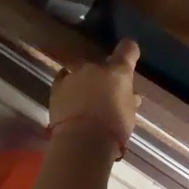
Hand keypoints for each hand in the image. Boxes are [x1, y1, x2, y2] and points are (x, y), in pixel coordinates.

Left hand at [49, 39, 140, 155]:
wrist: (83, 140)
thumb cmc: (115, 128)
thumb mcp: (129, 114)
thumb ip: (128, 100)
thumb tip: (131, 96)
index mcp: (119, 71)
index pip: (128, 49)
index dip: (129, 51)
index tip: (130, 56)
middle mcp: (96, 66)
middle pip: (102, 64)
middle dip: (105, 75)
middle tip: (107, 92)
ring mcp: (74, 74)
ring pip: (82, 71)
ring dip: (86, 80)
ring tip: (87, 97)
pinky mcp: (57, 86)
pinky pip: (64, 79)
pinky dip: (69, 85)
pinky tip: (70, 95)